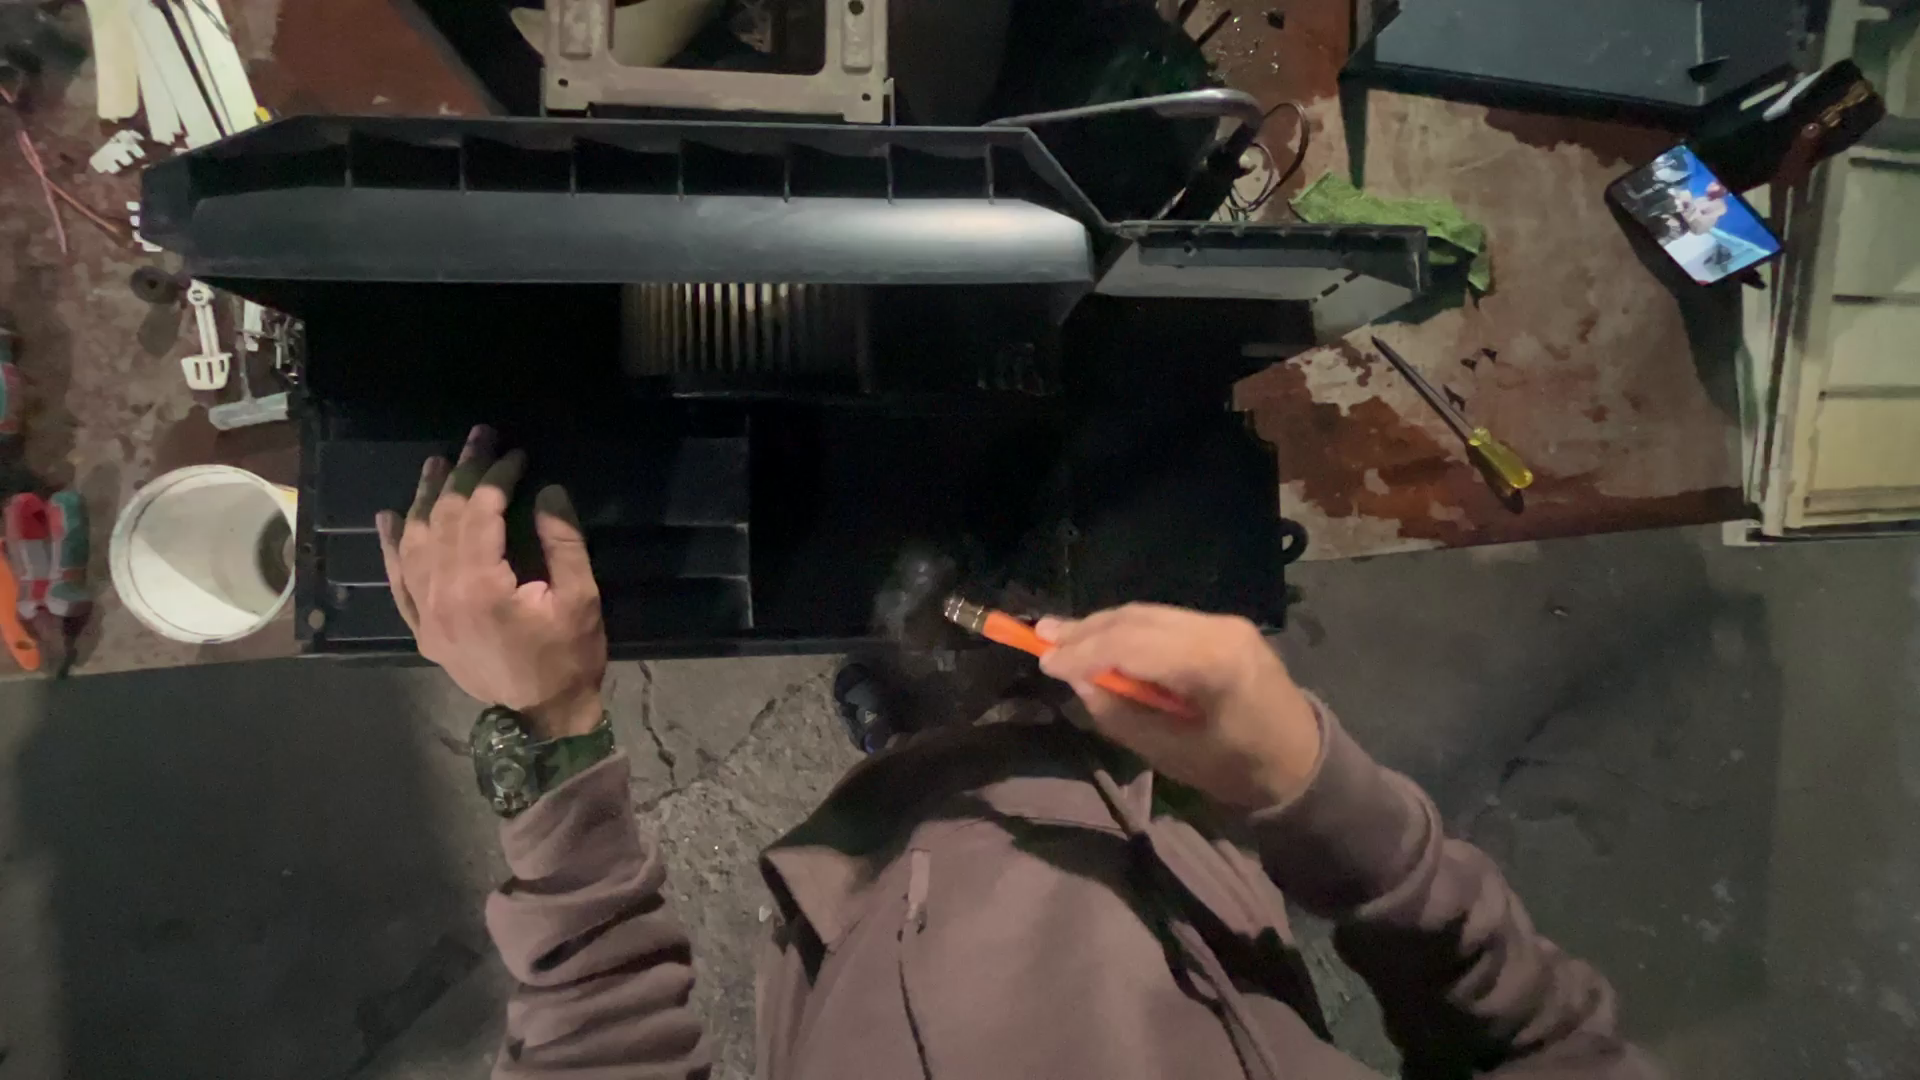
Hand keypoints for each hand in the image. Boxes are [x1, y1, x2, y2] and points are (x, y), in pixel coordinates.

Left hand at [376, 425, 607, 738]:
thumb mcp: (580, 597)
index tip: (517, 453)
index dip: (497, 477)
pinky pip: (397, 579)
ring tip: (439, 463)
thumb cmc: (569, 656)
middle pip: (443, 520)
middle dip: (463, 475)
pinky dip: (391, 544)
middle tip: (479, 438)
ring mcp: (424, 612)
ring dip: (425, 498)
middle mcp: (439, 593)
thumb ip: (562, 542)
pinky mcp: (421, 626)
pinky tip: (390, 516)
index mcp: (479, 586)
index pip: (480, 514)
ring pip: (414, 542)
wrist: (544, 715)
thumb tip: (547, 492)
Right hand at [1035, 604, 1321, 809]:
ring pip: (1145, 614)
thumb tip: (1079, 682)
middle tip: (1040, 637)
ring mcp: (1222, 622)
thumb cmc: (1238, 769)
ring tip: (1059, 635)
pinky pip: (1161, 620)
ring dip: (1100, 625)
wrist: (1303, 760)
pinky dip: (1126, 629)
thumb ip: (1120, 714)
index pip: (1132, 646)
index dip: (1083, 652)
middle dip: (1085, 630)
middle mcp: (1218, 630)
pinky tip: (1099, 637)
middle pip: (1136, 620)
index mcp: (1213, 665)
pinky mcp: (1221, 624)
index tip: (1045, 663)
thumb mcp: (1172, 755)